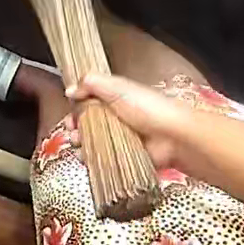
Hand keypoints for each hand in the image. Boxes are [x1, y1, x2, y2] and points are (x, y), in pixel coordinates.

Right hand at [68, 73, 211, 179]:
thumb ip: (91, 83)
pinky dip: (94, 161)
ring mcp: (122, 138)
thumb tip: (69, 90)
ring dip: (82, 145)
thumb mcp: (117, 87)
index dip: (77, 107)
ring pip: (94, 142)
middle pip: (89, 123)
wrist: (174, 136)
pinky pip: (105, 160)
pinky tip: (88, 160)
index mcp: (116, 98)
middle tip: (72, 131)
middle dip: (76, 128)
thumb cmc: (148, 108)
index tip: (70, 114)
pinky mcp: (126, 157)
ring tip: (79, 146)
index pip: (89, 101)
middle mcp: (118, 117)